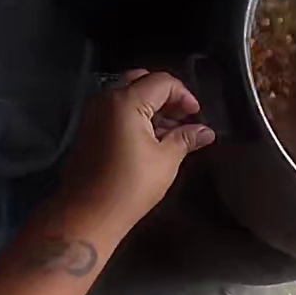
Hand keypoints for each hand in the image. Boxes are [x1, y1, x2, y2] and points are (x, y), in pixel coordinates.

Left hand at [61, 70, 214, 229]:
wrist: (89, 212)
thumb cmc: (130, 187)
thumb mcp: (166, 160)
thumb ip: (186, 138)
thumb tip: (205, 132)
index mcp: (126, 101)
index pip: (162, 81)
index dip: (184, 95)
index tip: (196, 114)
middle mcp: (106, 99)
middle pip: (143, 81)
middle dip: (167, 97)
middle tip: (184, 117)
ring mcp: (94, 112)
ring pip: (128, 94)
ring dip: (152, 106)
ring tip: (172, 131)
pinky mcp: (89, 128)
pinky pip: (116, 109)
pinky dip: (136, 115)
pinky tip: (152, 138)